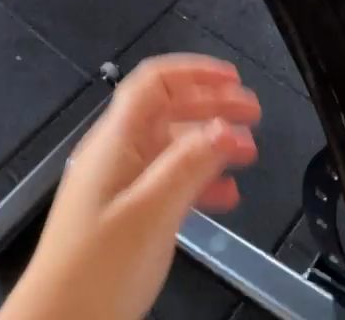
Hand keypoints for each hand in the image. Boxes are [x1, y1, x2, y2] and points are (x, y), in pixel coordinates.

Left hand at [0, 55, 260, 319]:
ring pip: (171, 146)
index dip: (194, 72)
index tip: (232, 77)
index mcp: (115, 142)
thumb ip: (188, 165)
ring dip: (210, 143)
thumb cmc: (93, 272)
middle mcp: (115, 154)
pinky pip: (167, 180)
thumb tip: (223, 124)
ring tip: (246, 151)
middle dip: (212, 104)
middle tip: (251, 111)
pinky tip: (223, 195)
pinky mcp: (124, 213)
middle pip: (168, 110)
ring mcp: (118, 184)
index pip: (154, 83)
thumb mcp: (150, 212)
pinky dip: (199, 180)